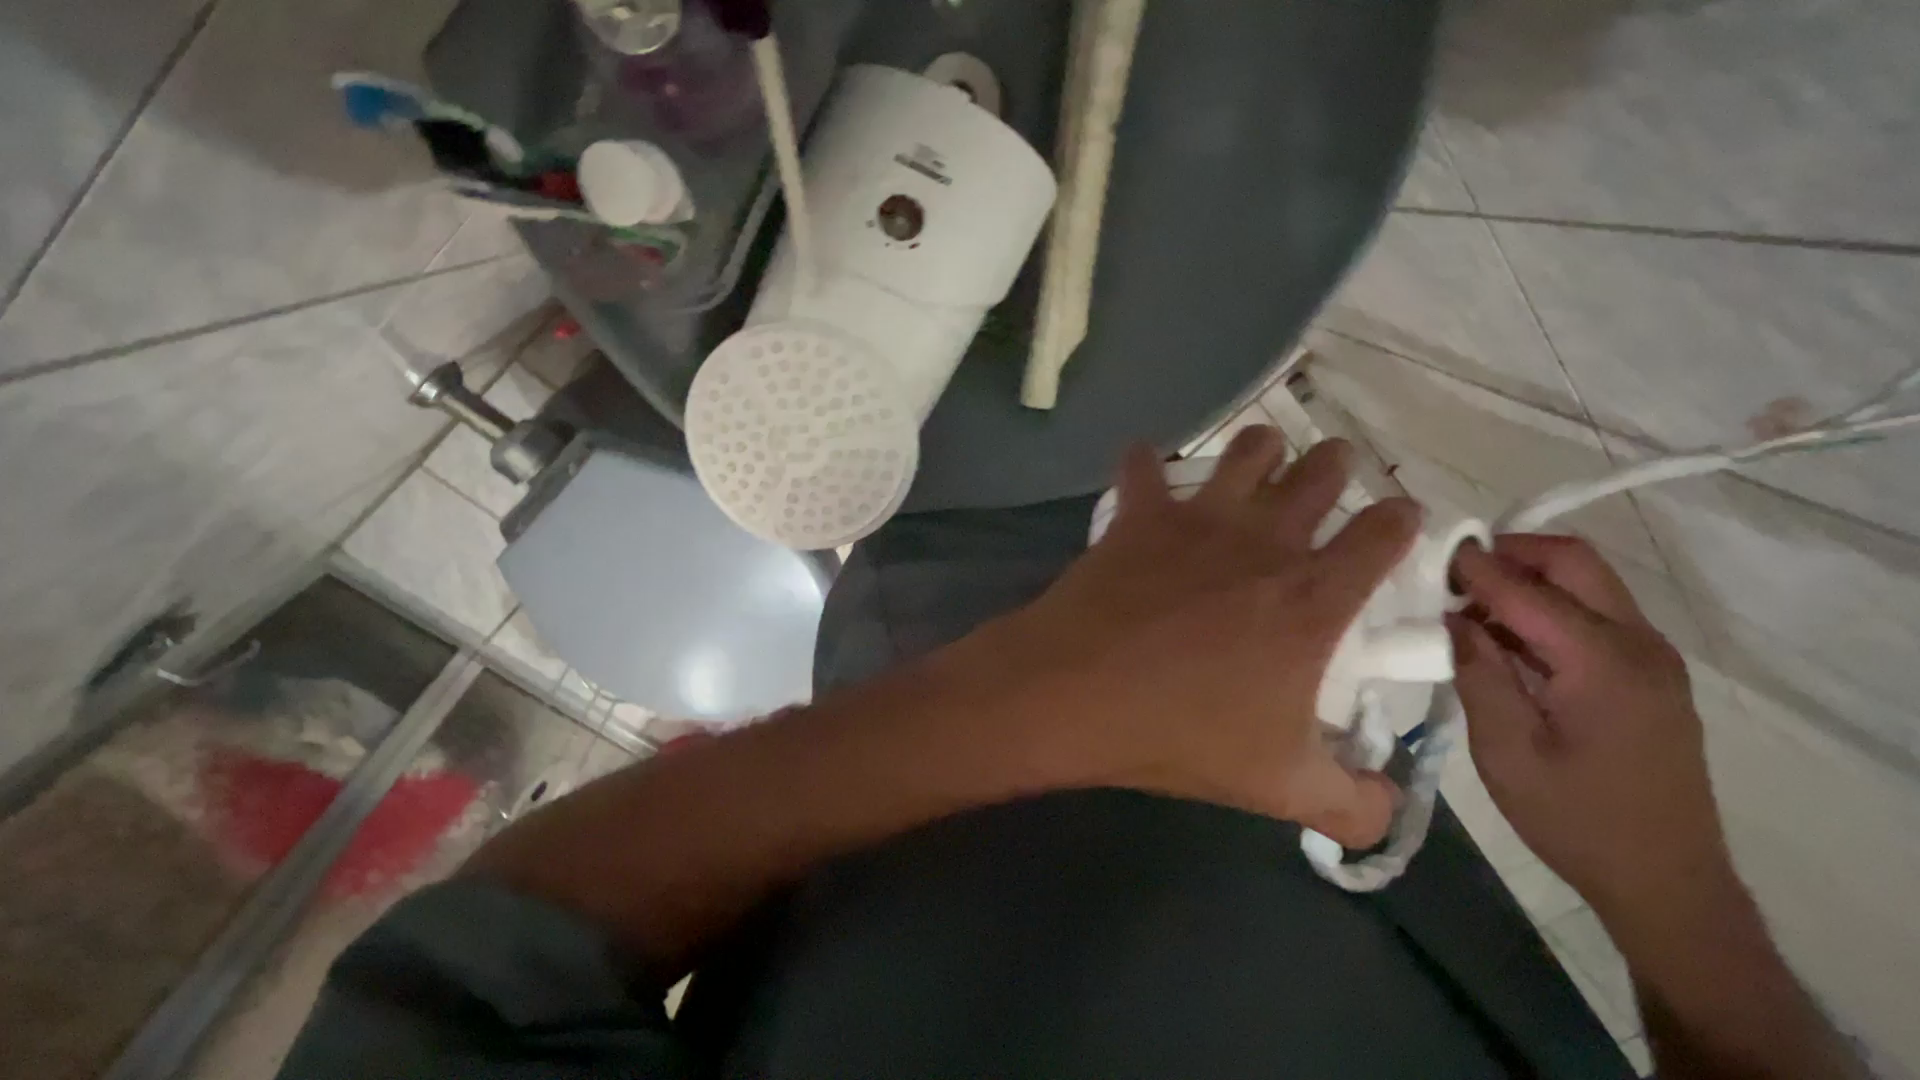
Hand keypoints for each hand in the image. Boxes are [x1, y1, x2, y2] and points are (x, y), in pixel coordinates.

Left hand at [970, 428, 1419, 846]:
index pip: (1384, 534)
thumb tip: (1389, 810)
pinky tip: (1145, 463)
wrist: (1074, 696)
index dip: (1400, 522)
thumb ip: (1352, 804)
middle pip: (1319, 474)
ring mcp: (1198, 520)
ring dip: (1261, 448)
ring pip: (1248, 451)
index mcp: (1313, 598)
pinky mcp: (1138, 517)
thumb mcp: (1281, 787)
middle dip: (1334, 466)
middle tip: (1331, 473)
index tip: (1398, 523)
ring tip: (1263, 456)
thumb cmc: (1181, 734)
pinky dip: (1144, 461)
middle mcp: (1265, 542)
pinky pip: (1143, 466)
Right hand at [1448, 536, 1733, 914]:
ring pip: (1589, 583)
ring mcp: (1654, 658)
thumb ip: (1478, 674)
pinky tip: (1508, 638)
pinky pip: (1597, 614)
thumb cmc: (1575, 819)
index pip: (1528, 589)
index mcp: (1604, 662)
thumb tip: (1452, 618)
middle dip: (1510, 553)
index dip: (1474, 566)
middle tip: (1452, 574)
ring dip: (1530, 578)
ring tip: (1470, 607)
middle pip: (1574, 562)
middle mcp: (1640, 644)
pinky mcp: (1652, 674)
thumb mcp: (1505, 751)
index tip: (1425, 553)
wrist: (1665, 879)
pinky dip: (1550, 606)